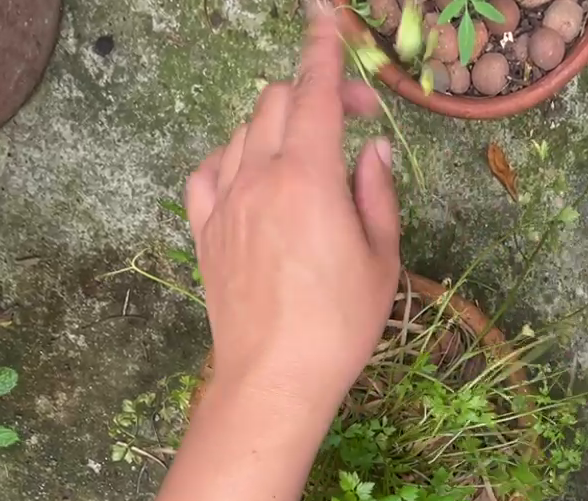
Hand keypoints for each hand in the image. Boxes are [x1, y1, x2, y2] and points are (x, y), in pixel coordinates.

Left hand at [184, 3, 400, 418]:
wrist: (275, 378)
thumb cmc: (341, 327)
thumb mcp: (382, 263)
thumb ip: (377, 196)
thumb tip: (371, 151)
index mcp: (309, 178)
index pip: (314, 92)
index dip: (326, 53)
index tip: (329, 23)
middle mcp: (259, 176)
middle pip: (276, 102)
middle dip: (312, 93)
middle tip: (347, 124)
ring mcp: (225, 202)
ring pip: (243, 131)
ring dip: (276, 127)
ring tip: (305, 160)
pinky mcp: (205, 231)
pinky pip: (210, 169)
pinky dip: (233, 158)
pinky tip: (251, 177)